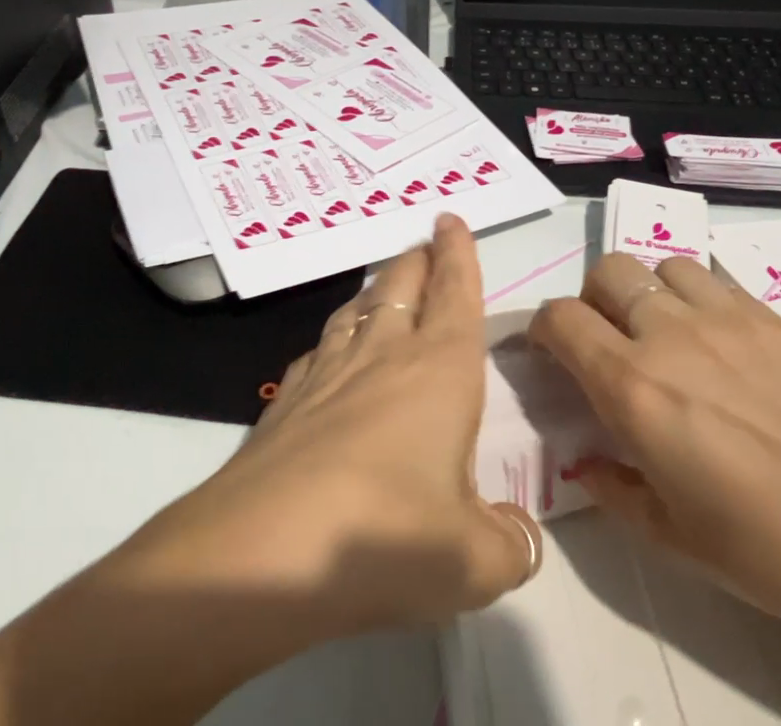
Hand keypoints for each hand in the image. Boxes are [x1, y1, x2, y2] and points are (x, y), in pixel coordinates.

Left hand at [114, 214, 541, 636]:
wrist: (263, 549)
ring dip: (372, 292)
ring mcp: (323, 376)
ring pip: (352, 312)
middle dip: (416, 259)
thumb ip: (510, 545)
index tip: (449, 220)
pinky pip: (315, 353)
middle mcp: (380, 358)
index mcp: (439, 372)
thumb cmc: (386, 538)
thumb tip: (517, 536)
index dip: (458, 255)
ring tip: (381, 288)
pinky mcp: (283, 404)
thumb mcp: (475, 560)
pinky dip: (332, 341)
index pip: (455, 295)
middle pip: (399, 287)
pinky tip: (328, 355)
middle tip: (424, 243)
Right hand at [528, 252, 780, 638]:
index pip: (560, 318)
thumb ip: (612, 488)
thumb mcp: (668, 533)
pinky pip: (719, 283)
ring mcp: (731, 320)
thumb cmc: (767, 547)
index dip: (542, 331)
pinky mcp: (780, 320)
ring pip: (665, 265)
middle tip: (608, 345)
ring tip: (667, 339)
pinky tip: (722, 348)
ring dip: (649, 293)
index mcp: (632, 388)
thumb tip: (588, 464)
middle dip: (592, 300)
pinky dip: (700, 300)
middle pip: (608, 271)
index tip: (550, 358)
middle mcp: (672, 336)